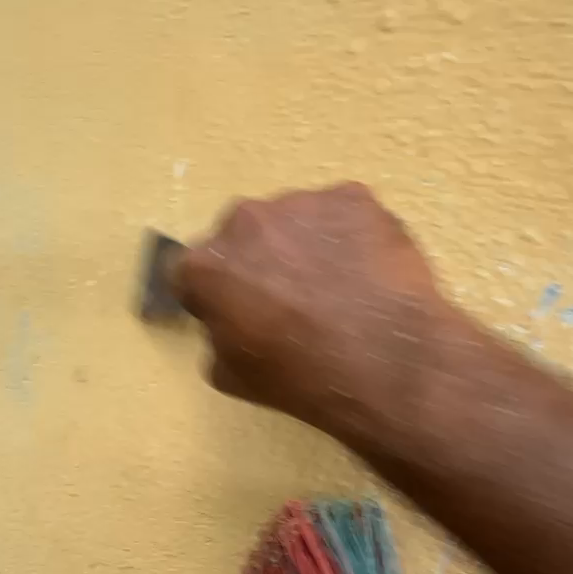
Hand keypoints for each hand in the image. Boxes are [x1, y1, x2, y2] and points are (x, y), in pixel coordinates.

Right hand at [175, 183, 466, 446]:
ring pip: (289, 223)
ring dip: (299, 247)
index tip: (230, 313)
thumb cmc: (296, 376)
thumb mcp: (228, 374)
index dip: (207, 295)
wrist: (384, 363)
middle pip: (238, 238)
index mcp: (204, 266)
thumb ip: (216, 334)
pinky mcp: (352, 197)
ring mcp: (299, 204)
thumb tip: (231, 321)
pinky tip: (361, 274)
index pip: (188, 273)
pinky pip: (337, 216)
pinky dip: (343, 238)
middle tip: (283, 299)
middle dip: (253, 262)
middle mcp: (242, 221)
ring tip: (331, 288)